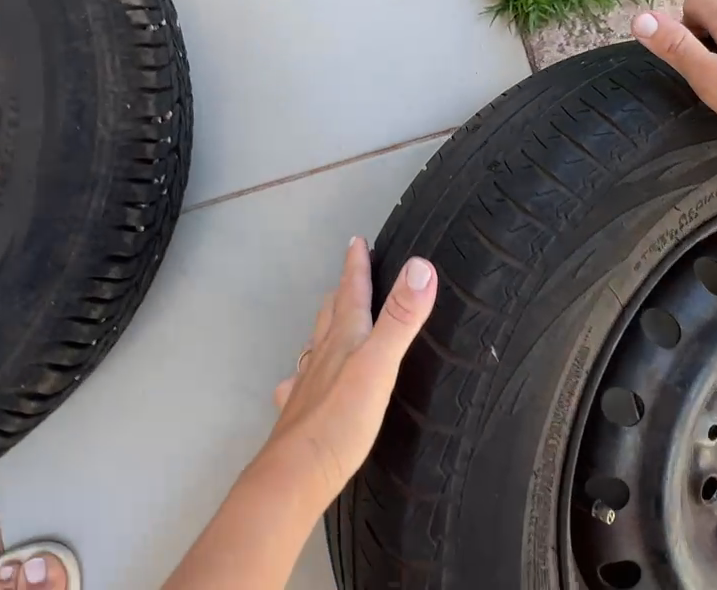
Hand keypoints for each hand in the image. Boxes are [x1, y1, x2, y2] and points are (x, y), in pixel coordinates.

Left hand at [265, 236, 436, 506]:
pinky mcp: (300, 416)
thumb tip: (421, 265)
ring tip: (329, 319)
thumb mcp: (380, 364)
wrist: (295, 476)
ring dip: (325, 328)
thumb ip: (401, 318)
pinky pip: (301, 386)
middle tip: (348, 275)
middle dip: (342, 291)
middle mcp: (322, 355)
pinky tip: (295, 384)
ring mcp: (307, 385)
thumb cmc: (342, 419)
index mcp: (344, 339)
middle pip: (331, 314)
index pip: (352, 292)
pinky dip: (302, 376)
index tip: (356, 240)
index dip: (356, 266)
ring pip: (316, 345)